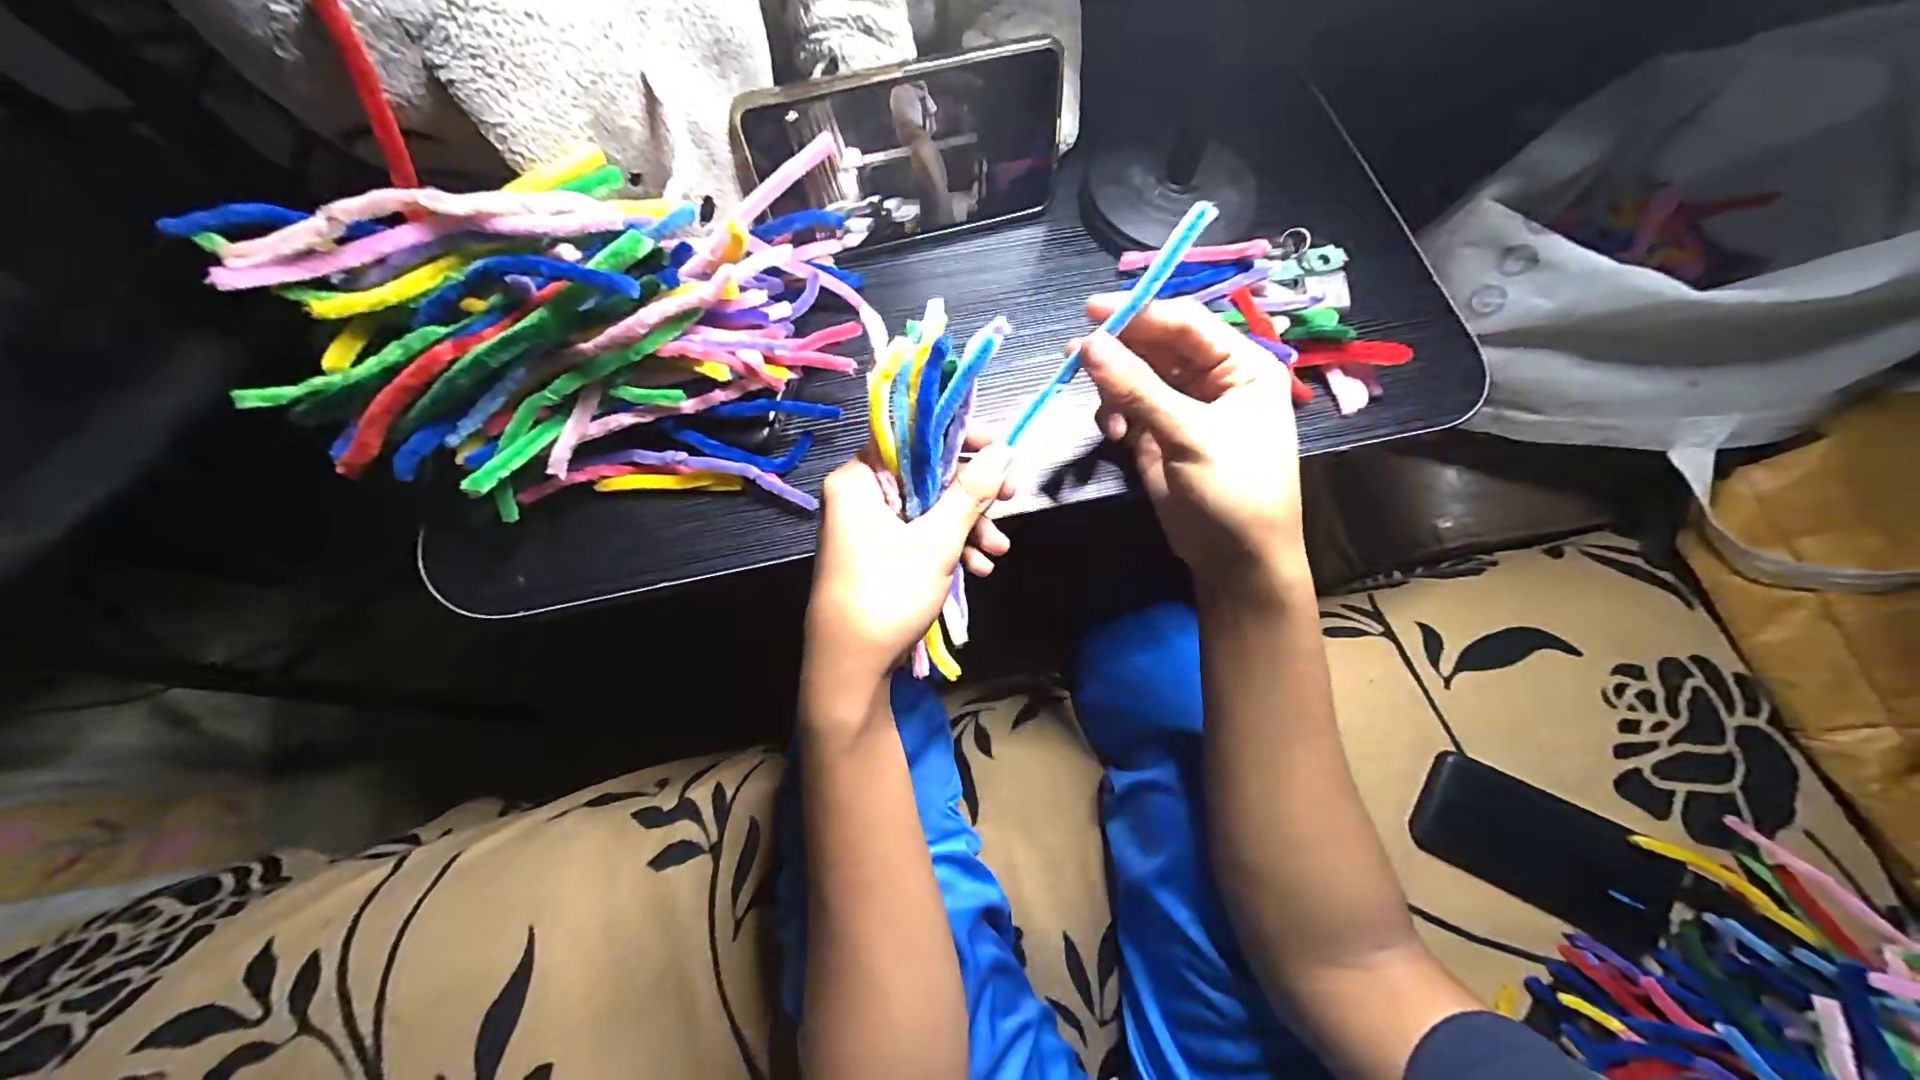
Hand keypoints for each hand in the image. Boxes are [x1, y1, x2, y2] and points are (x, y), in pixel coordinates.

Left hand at [801, 435, 1015, 731]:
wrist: (851, 666)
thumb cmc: (887, 594)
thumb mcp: (937, 542)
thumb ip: (970, 493)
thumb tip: (1004, 451)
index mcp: (860, 479)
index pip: (911, 436)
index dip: (959, 437)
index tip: (999, 448)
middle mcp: (861, 495)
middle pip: (926, 474)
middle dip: (971, 494)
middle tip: (1010, 499)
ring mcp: (870, 525)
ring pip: (929, 508)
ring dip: (967, 527)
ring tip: (997, 551)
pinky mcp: (881, 552)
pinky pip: (920, 534)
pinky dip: (949, 547)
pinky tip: (979, 567)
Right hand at [1081, 297, 1308, 591]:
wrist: (1235, 559)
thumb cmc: (1232, 492)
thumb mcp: (1189, 436)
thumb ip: (1137, 389)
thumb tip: (1087, 344)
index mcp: (1240, 365)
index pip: (1185, 322)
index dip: (1138, 313)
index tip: (1091, 312)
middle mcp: (1212, 379)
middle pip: (1155, 346)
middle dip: (1118, 352)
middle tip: (1075, 357)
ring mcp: (1182, 407)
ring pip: (1135, 376)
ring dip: (1112, 388)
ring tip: (1104, 414)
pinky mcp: (1158, 434)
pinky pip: (1127, 407)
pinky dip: (1113, 414)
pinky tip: (1112, 432)